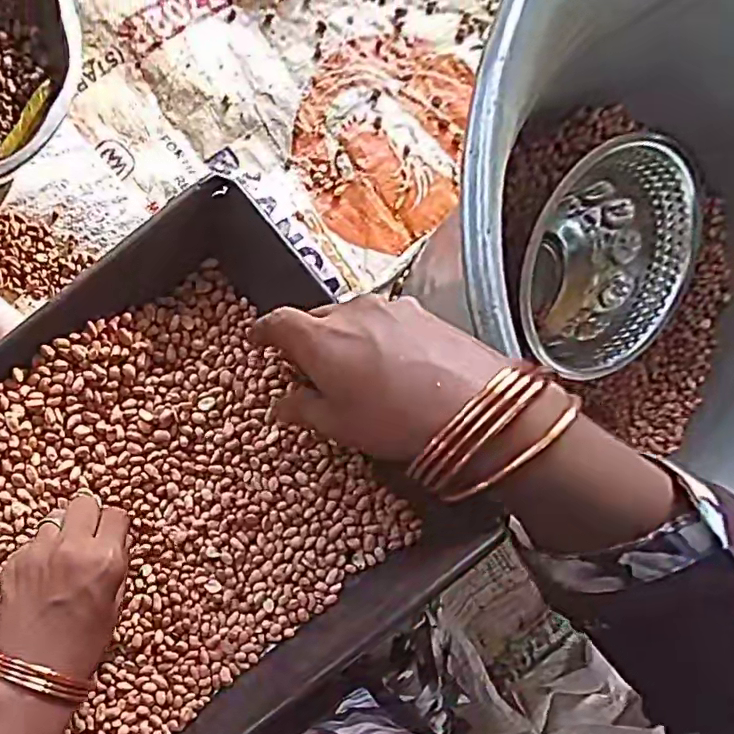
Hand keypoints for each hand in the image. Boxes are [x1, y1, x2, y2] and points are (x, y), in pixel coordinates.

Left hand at [0, 492, 129, 680]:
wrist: (37, 669)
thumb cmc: (82, 644)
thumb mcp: (116, 604)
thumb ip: (117, 565)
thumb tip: (115, 540)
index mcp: (104, 560)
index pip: (116, 513)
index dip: (115, 525)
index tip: (112, 534)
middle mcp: (71, 548)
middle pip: (83, 501)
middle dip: (89, 516)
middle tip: (88, 538)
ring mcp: (38, 551)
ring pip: (55, 516)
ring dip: (63, 531)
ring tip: (63, 558)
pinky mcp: (14, 560)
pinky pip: (33, 540)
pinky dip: (41, 551)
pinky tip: (43, 577)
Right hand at [255, 295, 508, 461]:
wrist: (475, 406)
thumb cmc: (395, 419)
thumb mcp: (338, 425)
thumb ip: (303, 408)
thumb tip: (284, 403)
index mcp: (320, 338)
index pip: (278, 322)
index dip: (263, 331)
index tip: (257, 338)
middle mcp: (351, 312)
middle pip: (313, 318)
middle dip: (304, 340)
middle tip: (307, 369)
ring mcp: (389, 307)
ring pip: (349, 318)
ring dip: (341, 338)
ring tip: (352, 372)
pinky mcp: (421, 311)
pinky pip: (381, 320)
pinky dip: (372, 338)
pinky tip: (387, 366)